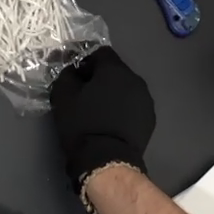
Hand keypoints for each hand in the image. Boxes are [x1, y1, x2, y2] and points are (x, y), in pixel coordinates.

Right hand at [50, 47, 155, 196]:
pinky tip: (112, 124)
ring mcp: (146, 100)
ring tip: (100, 112)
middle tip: (85, 95)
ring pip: (126, 88)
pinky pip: (134, 105)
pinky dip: (124, 109)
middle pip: (115, 70)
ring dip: (114, 93)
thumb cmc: (83, 125)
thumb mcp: (63, 96)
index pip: (101, 52)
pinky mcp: (150, 119)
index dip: (86, 62)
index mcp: (115, 70)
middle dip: (101, 78)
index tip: (77, 78)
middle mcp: (135, 79)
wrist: (106, 160)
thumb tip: (72, 68)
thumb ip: (66, 74)